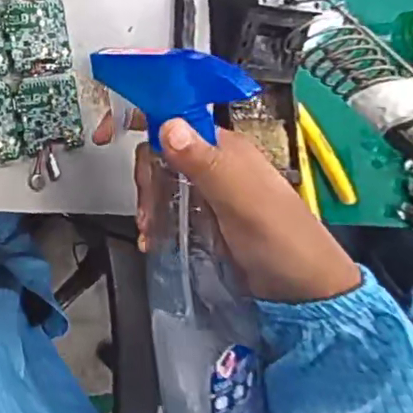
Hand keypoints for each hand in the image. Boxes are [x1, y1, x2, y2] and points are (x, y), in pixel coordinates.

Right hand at [134, 118, 359, 302]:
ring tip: (150, 229)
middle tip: (146, 208)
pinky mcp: (203, 212)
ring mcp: (209, 187)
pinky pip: (166, 203)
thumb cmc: (283, 242)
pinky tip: (154, 236)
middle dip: (143, 178)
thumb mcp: (241, 200)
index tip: (105, 135)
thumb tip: (166, 124)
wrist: (308, 295)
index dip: (136, 119)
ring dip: (147, 202)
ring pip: (159, 179)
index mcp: (224, 147)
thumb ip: (204, 162)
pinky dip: (154, 218)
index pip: (172, 117)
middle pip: (157, 152)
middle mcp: (214, 162)